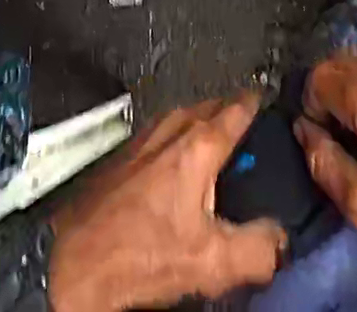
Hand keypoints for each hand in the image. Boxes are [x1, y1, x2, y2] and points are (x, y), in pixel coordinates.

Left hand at [48, 96, 287, 311]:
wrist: (78, 260)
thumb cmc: (138, 252)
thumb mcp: (214, 261)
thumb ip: (258, 248)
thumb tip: (278, 239)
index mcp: (196, 148)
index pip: (233, 112)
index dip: (252, 103)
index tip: (262, 96)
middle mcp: (168, 134)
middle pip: (205, 107)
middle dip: (226, 108)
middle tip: (242, 116)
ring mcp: (142, 142)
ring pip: (178, 117)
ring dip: (198, 120)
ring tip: (212, 136)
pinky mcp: (122, 156)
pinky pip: (158, 131)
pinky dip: (175, 135)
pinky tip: (175, 160)